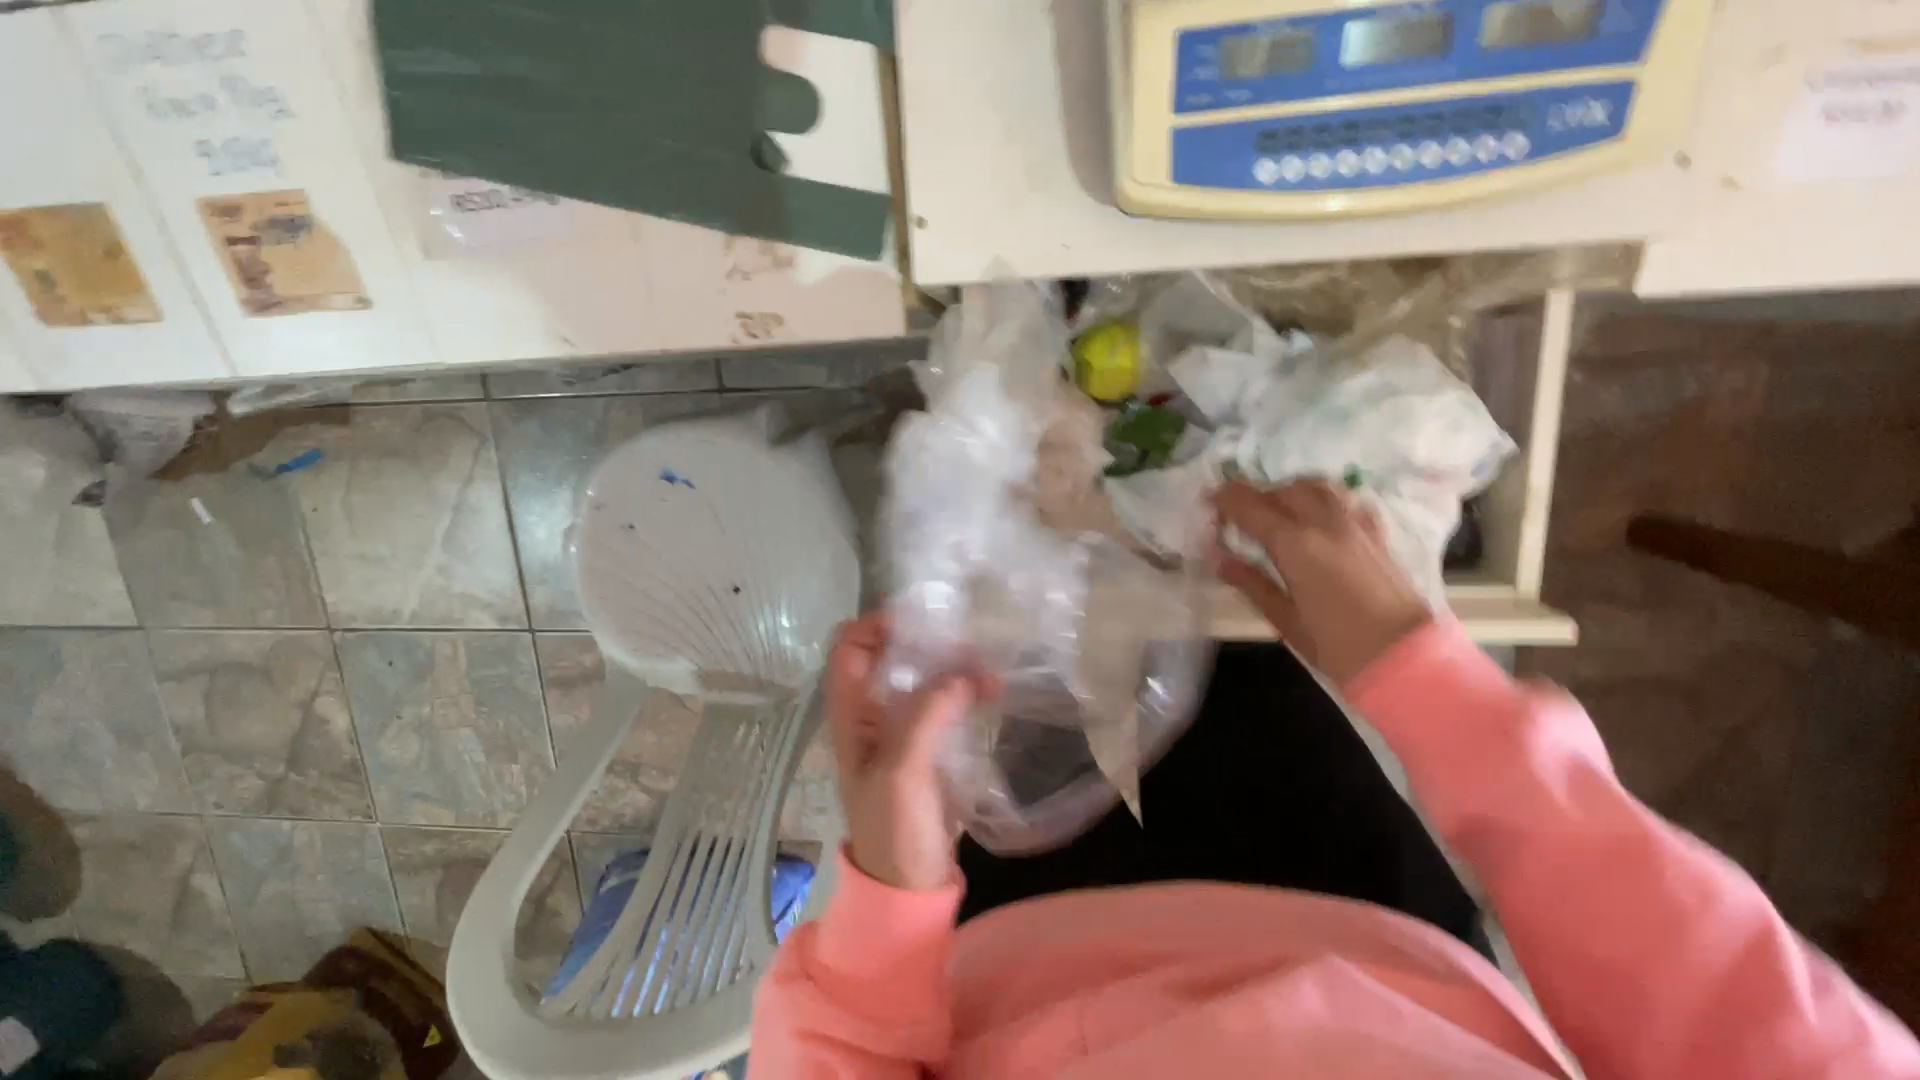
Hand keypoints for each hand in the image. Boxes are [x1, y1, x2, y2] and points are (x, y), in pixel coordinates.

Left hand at [824, 613, 991, 891]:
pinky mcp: (926, 748)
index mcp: (850, 714)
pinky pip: (941, 704)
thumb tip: (963, 670)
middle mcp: (870, 714)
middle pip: (890, 656)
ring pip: (920, 678)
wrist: (909, 886)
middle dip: (927, 642)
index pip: (849, 646)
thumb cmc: (895, 827)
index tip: (925, 622)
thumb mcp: (904, 769)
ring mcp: (898, 732)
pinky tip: (990, 692)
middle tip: (971, 645)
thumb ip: (927, 714)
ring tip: (990, 672)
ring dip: (951, 668)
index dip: (878, 624)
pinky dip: (963, 691)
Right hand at [1214, 478, 1431, 687]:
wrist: (1403, 657)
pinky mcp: (1377, 532)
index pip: (1250, 506)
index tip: (1208, 502)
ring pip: (1317, 486)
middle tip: (1238, 516)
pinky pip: (1345, 500)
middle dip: (1255, 497)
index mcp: (1295, 545)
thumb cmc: (1336, 646)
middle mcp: (1325, 523)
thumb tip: (1219, 559)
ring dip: (1290, 491)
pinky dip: (1323, 500)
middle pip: (1283, 490)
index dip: (1224, 499)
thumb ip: (1251, 583)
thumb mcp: (1285, 620)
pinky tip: (1318, 521)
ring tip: (1278, 512)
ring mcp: (1355, 524)